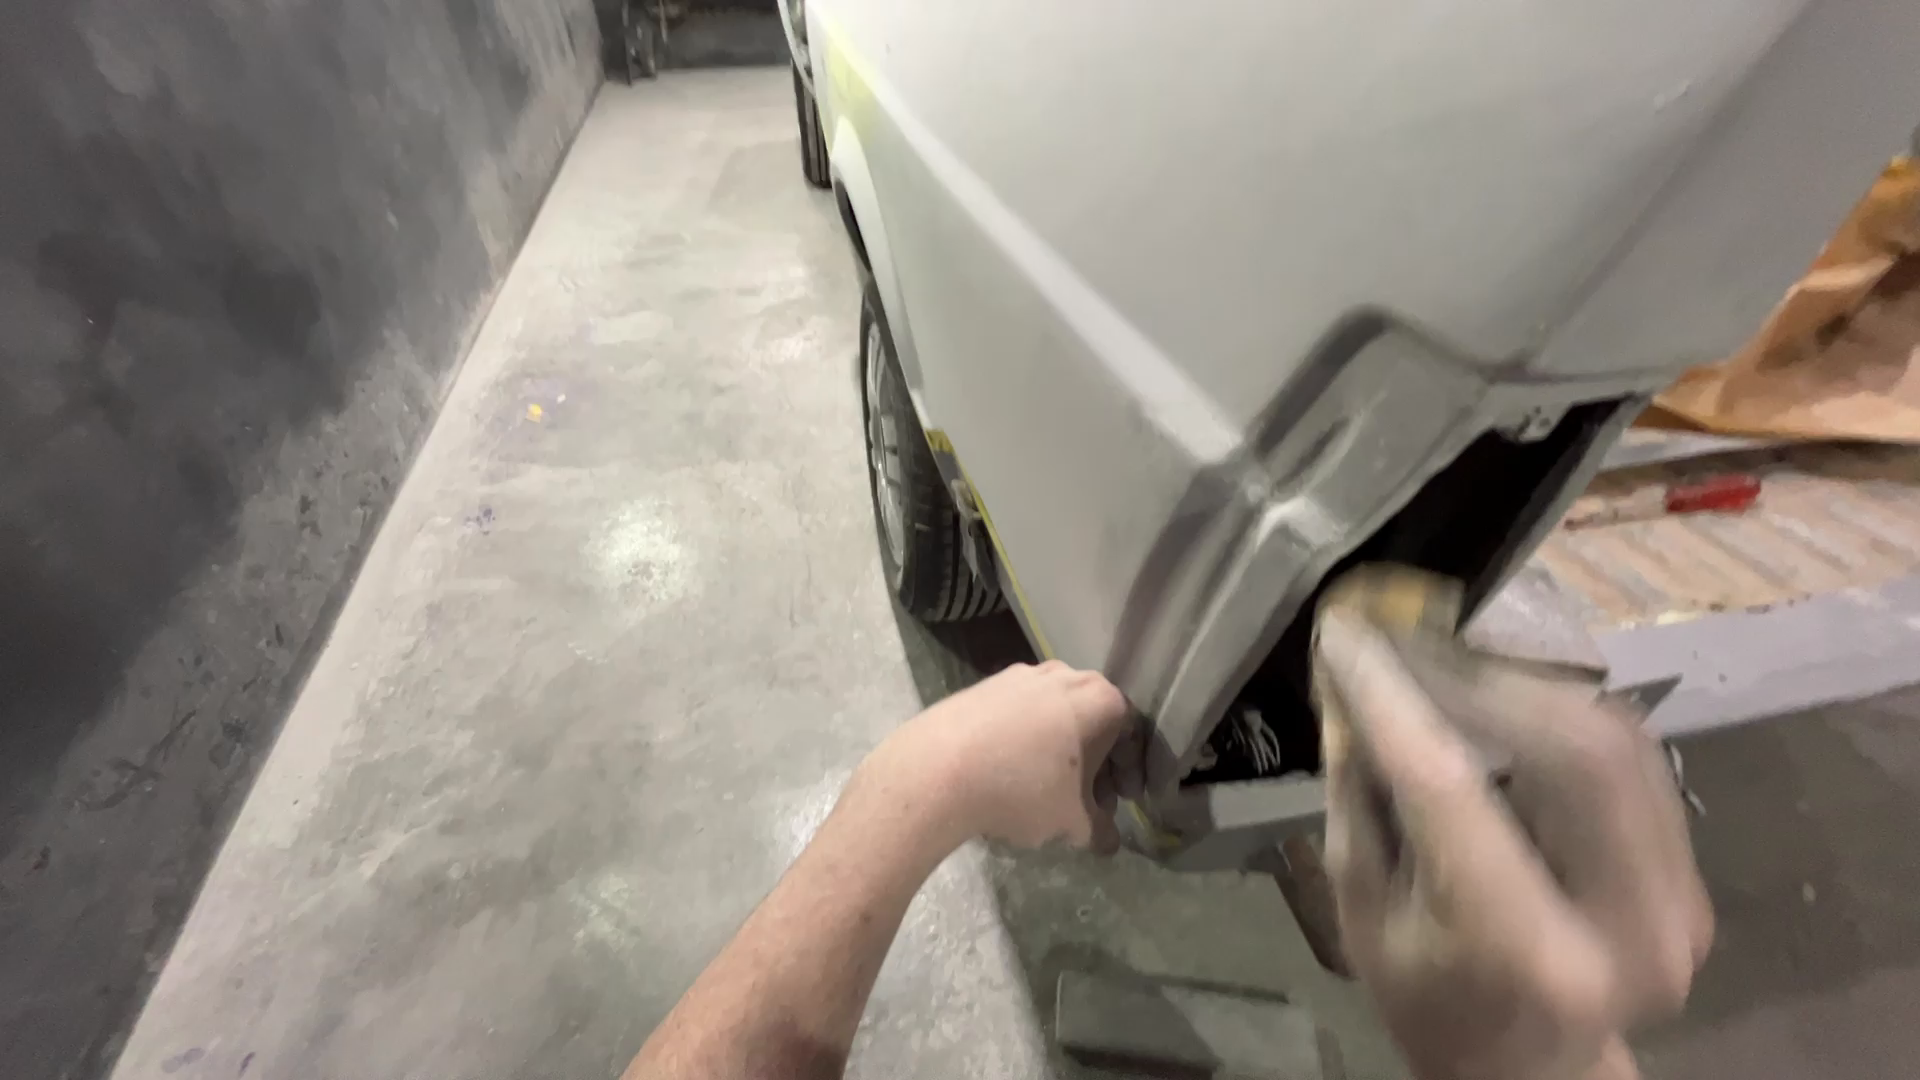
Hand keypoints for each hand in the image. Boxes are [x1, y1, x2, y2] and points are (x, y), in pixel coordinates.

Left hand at [869, 660, 1140, 850]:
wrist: (940, 767)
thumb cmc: (1023, 789)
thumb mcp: (1072, 822)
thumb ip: (1100, 830)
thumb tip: (1108, 841)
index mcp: (1099, 699)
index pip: (1132, 733)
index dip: (1130, 771)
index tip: (1120, 801)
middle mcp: (1065, 675)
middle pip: (1095, 718)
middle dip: (1097, 760)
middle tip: (1087, 800)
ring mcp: (1022, 674)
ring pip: (1057, 712)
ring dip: (1062, 748)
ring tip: (1047, 788)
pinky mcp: (986, 682)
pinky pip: (1021, 710)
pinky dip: (1027, 737)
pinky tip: (1011, 769)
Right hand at [1313, 609, 1712, 1079]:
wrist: (1525, 1067)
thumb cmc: (1418, 991)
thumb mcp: (1359, 901)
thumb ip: (1358, 792)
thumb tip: (1347, 683)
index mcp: (1517, 947)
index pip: (1447, 785)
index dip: (1387, 694)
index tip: (1340, 631)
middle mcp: (1624, 923)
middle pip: (1568, 748)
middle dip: (1469, 671)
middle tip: (1394, 630)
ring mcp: (1677, 898)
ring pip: (1611, 736)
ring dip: (1515, 677)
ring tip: (1435, 648)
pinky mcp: (1686, 870)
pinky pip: (1625, 751)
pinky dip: (1551, 701)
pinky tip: (1490, 683)